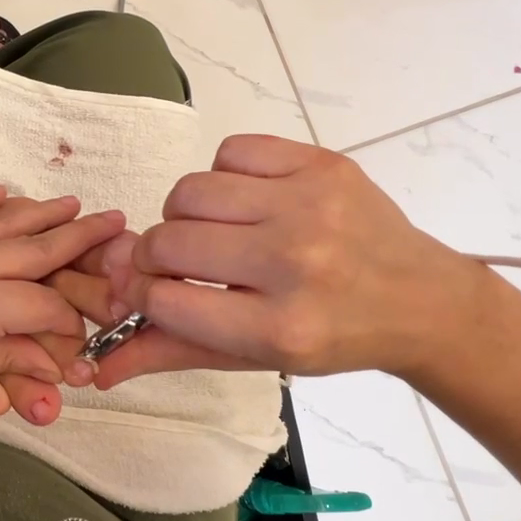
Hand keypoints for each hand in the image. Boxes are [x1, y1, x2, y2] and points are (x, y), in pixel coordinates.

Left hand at [0, 187, 125, 426]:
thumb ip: (4, 360)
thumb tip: (51, 364)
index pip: (45, 306)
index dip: (70, 324)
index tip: (83, 341)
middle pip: (35, 248)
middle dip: (79, 237)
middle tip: (116, 221)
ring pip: (1, 223)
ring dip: (39, 211)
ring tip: (72, 202)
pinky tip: (0, 192)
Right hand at [89, 135, 494, 388]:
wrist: (424, 300)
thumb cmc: (328, 335)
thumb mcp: (250, 357)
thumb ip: (168, 353)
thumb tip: (96, 368)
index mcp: (281, 327)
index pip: (162, 299)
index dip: (143, 293)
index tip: (153, 290)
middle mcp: (296, 263)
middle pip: (168, 240)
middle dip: (159, 253)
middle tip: (182, 262)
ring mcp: (311, 206)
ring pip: (189, 190)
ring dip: (187, 212)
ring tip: (216, 230)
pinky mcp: (323, 164)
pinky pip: (229, 152)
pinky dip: (224, 175)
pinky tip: (248, 200)